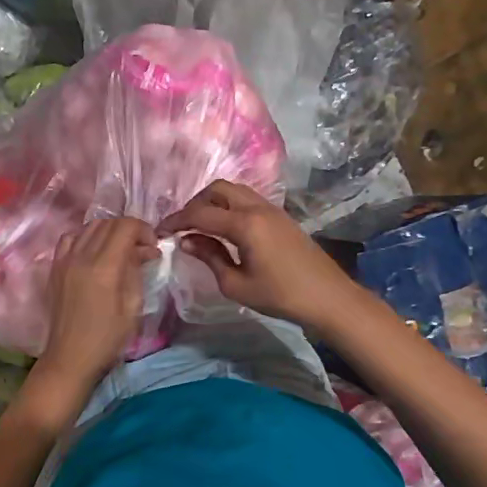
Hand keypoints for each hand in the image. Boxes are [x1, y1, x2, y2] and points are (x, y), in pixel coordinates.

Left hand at [39, 218, 159, 384]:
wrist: (70, 357)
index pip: (126, 226)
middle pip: (108, 222)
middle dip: (129, 230)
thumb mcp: (132, 307)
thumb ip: (136, 272)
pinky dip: (86, 237)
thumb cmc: (107, 339)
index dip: (144, 231)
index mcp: (104, 267)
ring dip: (109, 232)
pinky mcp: (55, 267)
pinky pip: (70, 238)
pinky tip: (94, 253)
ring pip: (89, 226)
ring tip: (119, 250)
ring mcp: (65, 259)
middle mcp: (82, 256)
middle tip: (141, 250)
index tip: (153, 249)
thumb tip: (144, 250)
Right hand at [158, 180, 370, 331]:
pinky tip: (223, 229)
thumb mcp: (236, 284)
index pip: (200, 214)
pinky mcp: (280, 217)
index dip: (176, 221)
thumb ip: (210, 257)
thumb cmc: (279, 295)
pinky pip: (247, 200)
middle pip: (217, 190)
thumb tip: (187, 241)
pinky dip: (228, 207)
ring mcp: (271, 209)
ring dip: (212, 203)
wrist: (327, 296)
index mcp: (245, 224)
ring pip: (234, 192)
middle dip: (195, 204)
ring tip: (200, 226)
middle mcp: (257, 208)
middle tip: (182, 226)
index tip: (159, 232)